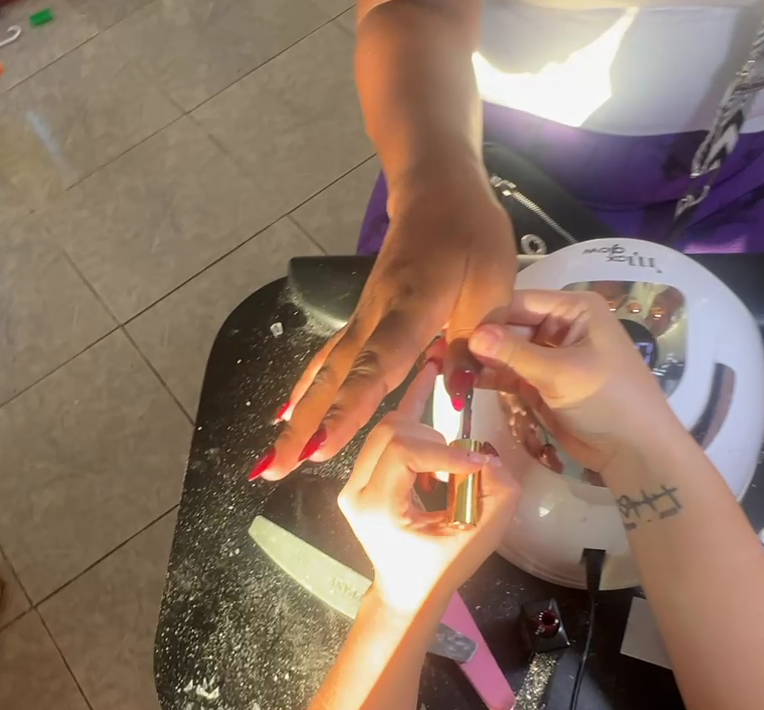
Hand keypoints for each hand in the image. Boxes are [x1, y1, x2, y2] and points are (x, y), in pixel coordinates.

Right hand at [256, 166, 513, 480]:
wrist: (436, 188)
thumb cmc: (470, 233)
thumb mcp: (492, 283)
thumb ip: (472, 339)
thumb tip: (453, 396)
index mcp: (411, 309)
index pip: (374, 367)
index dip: (348, 409)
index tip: (323, 447)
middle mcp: (374, 318)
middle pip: (333, 380)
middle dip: (303, 428)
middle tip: (274, 468)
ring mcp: (361, 319)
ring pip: (323, 374)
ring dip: (297, 418)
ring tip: (272, 457)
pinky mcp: (360, 320)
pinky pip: (327, 361)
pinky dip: (304, 389)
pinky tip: (285, 413)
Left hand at [339, 361, 518, 614]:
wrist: (406, 589)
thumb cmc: (440, 569)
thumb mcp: (477, 539)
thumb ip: (496, 496)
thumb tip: (488, 457)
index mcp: (375, 507)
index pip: (405, 452)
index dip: (445, 451)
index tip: (477, 466)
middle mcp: (354, 489)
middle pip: (392, 430)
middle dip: (435, 440)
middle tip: (460, 466)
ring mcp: (352, 480)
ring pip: (388, 427)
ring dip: (425, 432)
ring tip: (449, 456)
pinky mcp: (362, 472)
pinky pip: (385, 430)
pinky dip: (411, 403)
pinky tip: (430, 370)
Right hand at [467, 290, 685, 470]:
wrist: (631, 449)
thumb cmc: (607, 400)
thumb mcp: (561, 373)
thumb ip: (514, 354)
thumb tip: (471, 335)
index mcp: (573, 309)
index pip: (520, 301)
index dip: (486, 314)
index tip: (450, 327)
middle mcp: (559, 325)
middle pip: (509, 324)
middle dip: (479, 338)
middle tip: (441, 350)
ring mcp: (548, 355)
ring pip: (505, 350)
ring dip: (480, 360)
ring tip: (446, 366)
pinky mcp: (539, 382)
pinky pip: (508, 373)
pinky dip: (489, 377)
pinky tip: (463, 381)